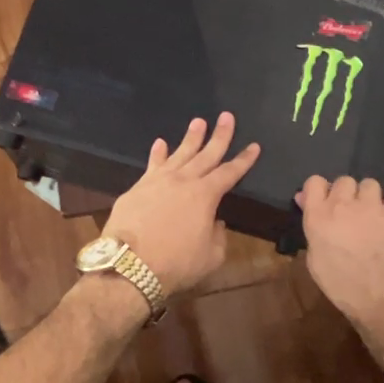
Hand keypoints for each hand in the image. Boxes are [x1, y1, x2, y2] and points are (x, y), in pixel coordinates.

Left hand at [102, 113, 260, 293]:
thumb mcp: (211, 256)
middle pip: (206, 154)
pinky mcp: (138, 188)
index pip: (230, 172)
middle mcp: (184, 181)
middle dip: (219, 135)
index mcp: (206, 196)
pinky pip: (152, 165)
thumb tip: (214, 222)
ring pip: (179, 153)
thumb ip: (217, 235)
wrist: (129, 266)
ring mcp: (158, 181)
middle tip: (227, 116)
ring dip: (190, 138)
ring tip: (198, 121)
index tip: (254, 146)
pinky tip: (160, 143)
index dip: (244, 159)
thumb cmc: (176, 264)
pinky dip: (158, 153)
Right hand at [298, 176, 383, 363]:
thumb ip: (311, 227)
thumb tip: (305, 200)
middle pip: (344, 180)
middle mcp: (344, 205)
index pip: (314, 182)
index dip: (320, 190)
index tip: (326, 201)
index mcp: (319, 217)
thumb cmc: (344, 289)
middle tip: (352, 215)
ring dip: (369, 196)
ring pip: (369, 183)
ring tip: (374, 215)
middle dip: (347, 194)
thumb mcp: (316, 262)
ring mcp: (374, 206)